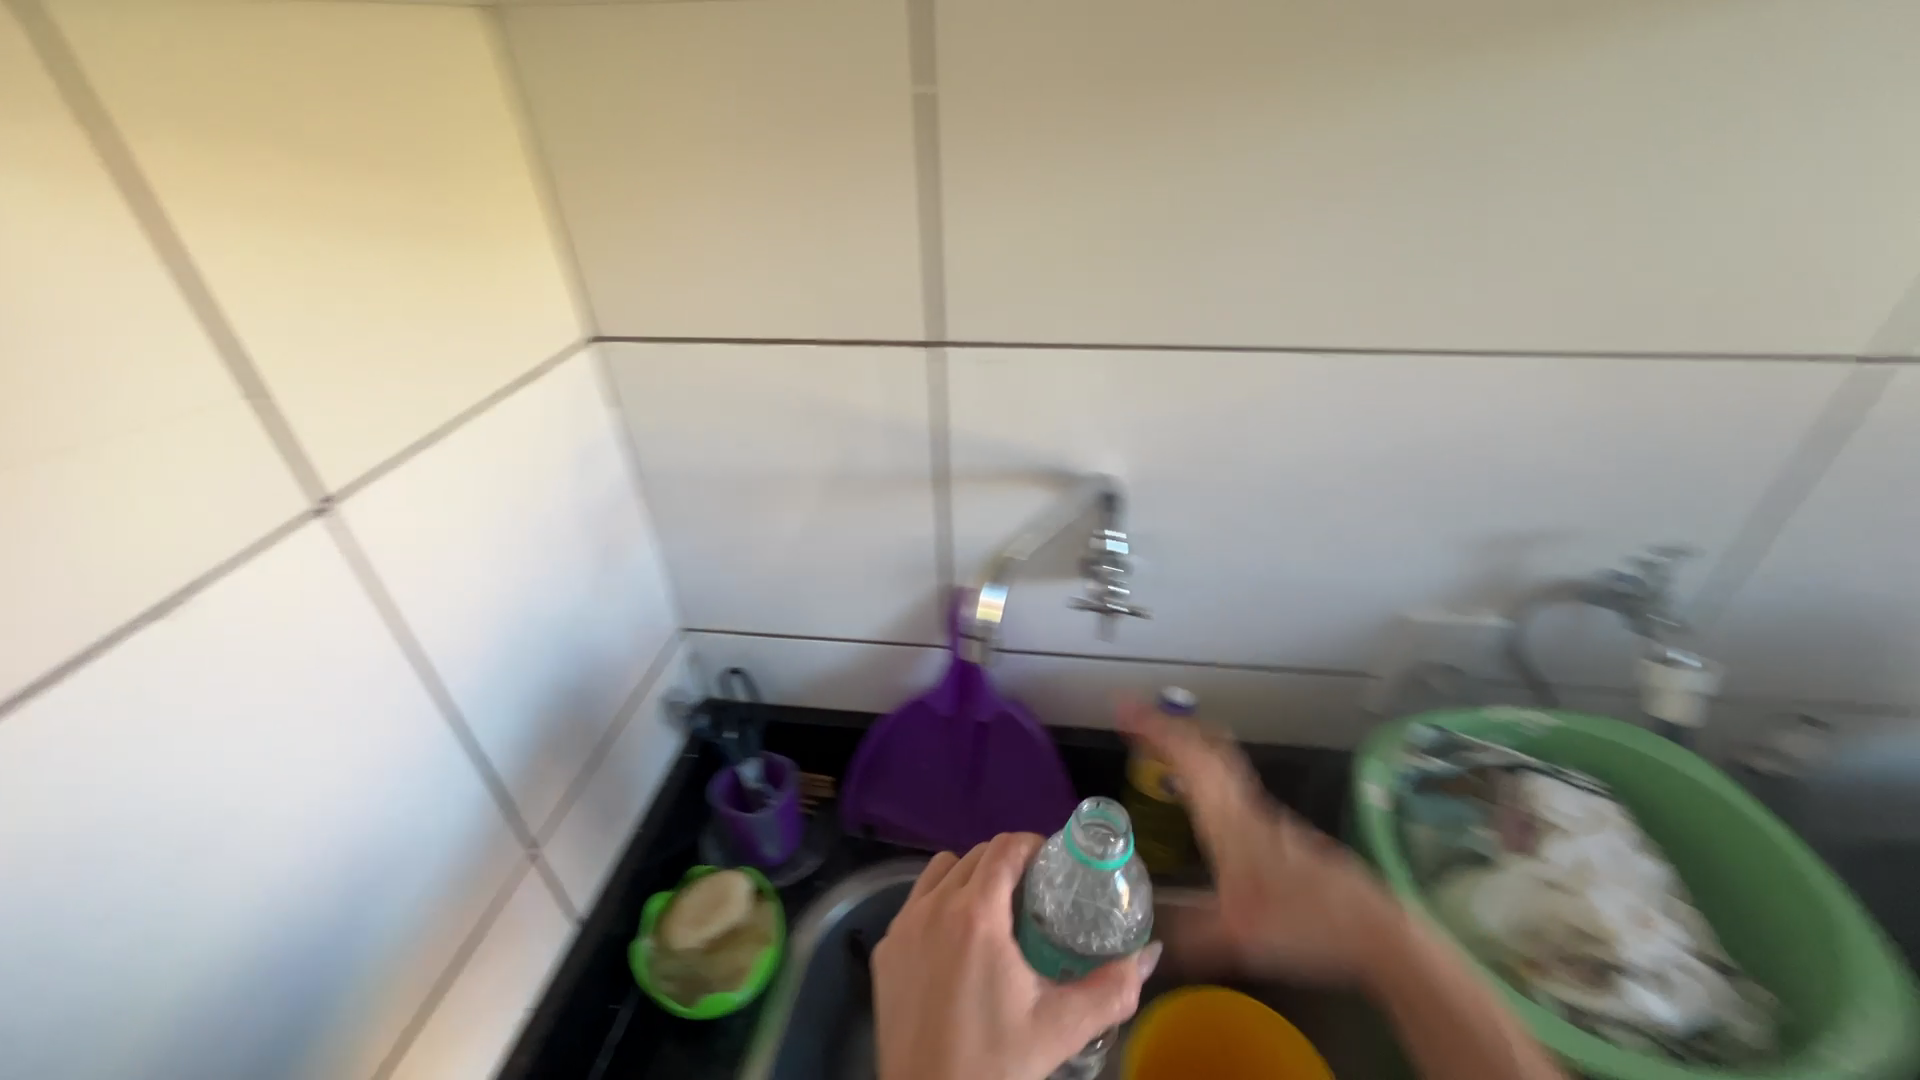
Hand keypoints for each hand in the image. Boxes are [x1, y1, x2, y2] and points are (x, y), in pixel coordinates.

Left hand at [872, 832, 1162, 1079]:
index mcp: (976, 915)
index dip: (1031, 845)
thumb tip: (1147, 956)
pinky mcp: (884, 949)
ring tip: (993, 910)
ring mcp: (903, 926)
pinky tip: (955, 941)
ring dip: (968, 876)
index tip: (1051, 864)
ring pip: (939, 871)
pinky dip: (937, 903)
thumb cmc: (994, 1063)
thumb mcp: (1060, 1028)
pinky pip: (914, 902)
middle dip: (1005, 863)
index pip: (1004, 848)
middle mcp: (933, 907)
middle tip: (1032, 893)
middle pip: (974, 855)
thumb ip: (1111, 989)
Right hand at [1120, 700, 1405, 989]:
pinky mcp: (1281, 830)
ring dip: (1189, 742)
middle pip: (1206, 747)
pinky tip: (1201, 792)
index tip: (1124, 709)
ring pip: (1222, 761)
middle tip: (1134, 717)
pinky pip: (1232, 781)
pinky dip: (1206, 766)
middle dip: (1167, 725)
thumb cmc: (1305, 924)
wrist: (1374, 929)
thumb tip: (1151, 946)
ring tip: (1160, 742)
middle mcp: (1245, 807)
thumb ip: (1192, 936)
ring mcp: (1266, 815)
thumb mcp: (1239, 937)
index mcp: (1227, 821)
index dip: (1153, 729)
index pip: (1186, 759)